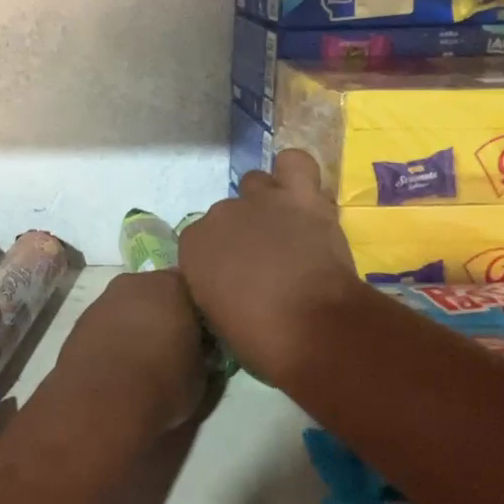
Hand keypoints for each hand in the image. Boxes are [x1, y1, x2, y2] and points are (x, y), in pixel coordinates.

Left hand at [54, 270, 205, 434]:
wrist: (103, 400)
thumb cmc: (164, 382)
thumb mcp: (201, 372)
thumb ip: (198, 350)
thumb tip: (192, 350)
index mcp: (171, 285)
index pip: (190, 288)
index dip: (195, 311)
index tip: (200, 333)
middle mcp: (134, 282)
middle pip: (154, 292)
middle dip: (162, 312)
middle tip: (171, 342)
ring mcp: (103, 299)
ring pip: (127, 306)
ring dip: (135, 324)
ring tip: (141, 357)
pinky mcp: (80, 321)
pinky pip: (106, 324)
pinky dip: (113, 337)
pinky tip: (117, 363)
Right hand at [179, 149, 366, 384]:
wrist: (311, 329)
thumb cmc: (262, 340)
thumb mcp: (220, 320)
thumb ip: (217, 290)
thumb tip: (232, 288)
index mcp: (193, 248)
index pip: (199, 243)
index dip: (220, 260)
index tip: (237, 280)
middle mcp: (218, 216)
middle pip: (227, 214)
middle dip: (244, 232)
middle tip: (267, 259)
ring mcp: (258, 201)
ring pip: (256, 183)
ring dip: (267, 200)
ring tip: (285, 225)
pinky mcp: (299, 196)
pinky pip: (295, 163)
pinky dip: (296, 172)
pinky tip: (301, 192)